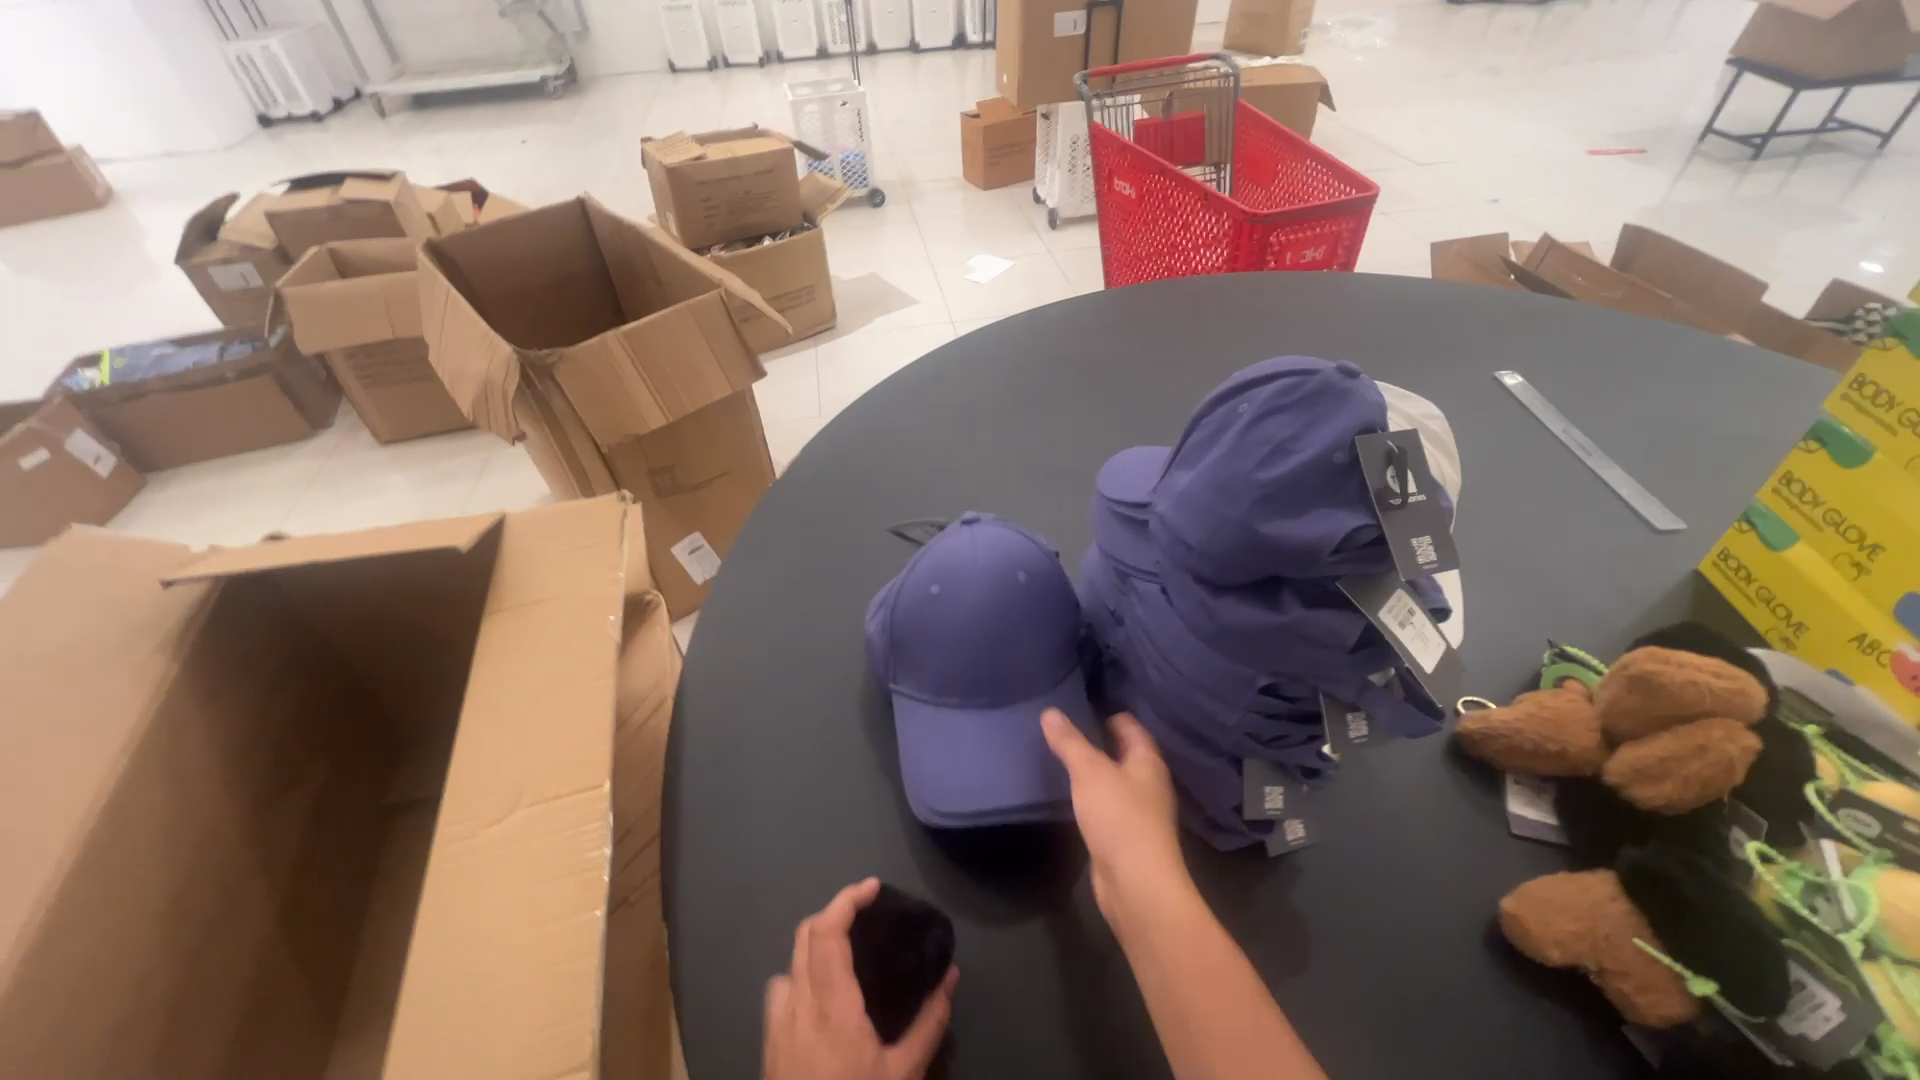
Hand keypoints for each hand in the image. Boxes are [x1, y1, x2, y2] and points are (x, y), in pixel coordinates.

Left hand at [764, 878, 958, 1079]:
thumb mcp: (905, 1074)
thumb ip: (930, 1021)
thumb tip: (952, 976)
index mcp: (832, 1005)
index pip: (828, 931)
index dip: (846, 899)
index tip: (872, 887)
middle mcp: (798, 1004)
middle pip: (805, 934)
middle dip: (833, 911)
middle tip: (866, 911)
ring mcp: (777, 1024)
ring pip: (788, 961)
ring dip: (814, 943)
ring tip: (845, 951)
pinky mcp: (768, 1044)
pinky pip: (779, 990)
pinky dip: (800, 974)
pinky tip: (822, 995)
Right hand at [1041, 709, 1186, 923]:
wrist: (1136, 883)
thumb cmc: (1119, 817)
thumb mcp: (1089, 772)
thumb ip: (1069, 742)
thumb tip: (1050, 712)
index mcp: (1148, 761)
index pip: (1132, 727)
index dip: (1112, 713)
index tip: (1085, 703)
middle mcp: (1149, 783)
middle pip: (1126, 753)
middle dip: (1102, 740)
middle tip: (1069, 726)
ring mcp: (1140, 811)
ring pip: (1116, 780)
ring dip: (1096, 769)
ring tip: (1065, 756)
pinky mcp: (1126, 835)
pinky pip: (1108, 804)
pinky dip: (1093, 795)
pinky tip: (1074, 794)